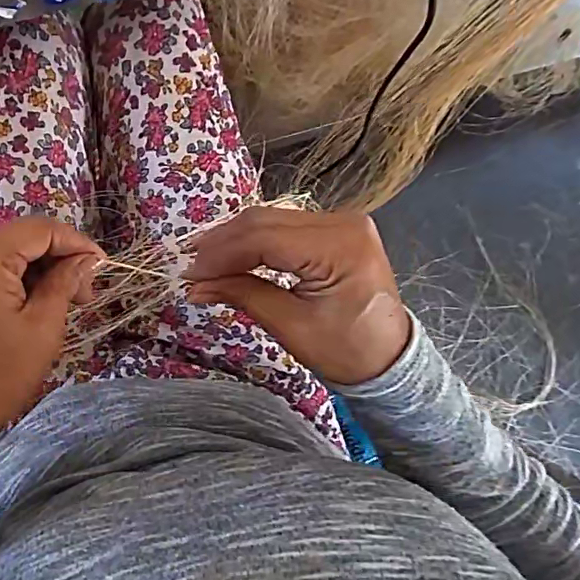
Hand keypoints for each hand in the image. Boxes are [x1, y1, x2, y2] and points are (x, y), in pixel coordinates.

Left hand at [0, 217, 102, 442]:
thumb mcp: (42, 327)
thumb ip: (65, 282)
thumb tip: (86, 259)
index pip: (38, 228)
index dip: (76, 242)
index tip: (102, 267)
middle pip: (20, 237)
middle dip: (57, 259)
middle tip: (84, 295)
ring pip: (4, 253)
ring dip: (37, 270)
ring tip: (60, 304)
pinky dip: (13, 279)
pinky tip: (31, 304)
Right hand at [182, 207, 410, 384]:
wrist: (389, 359)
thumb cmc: (346, 349)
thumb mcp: (289, 325)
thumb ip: (242, 294)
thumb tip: (196, 286)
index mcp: (341, 247)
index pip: (263, 239)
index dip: (220, 255)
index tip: (190, 274)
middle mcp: (343, 223)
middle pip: (263, 221)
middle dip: (220, 244)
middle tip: (189, 266)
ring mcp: (340, 223)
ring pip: (267, 220)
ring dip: (231, 239)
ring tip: (201, 260)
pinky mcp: (332, 230)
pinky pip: (280, 226)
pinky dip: (249, 240)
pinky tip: (227, 254)